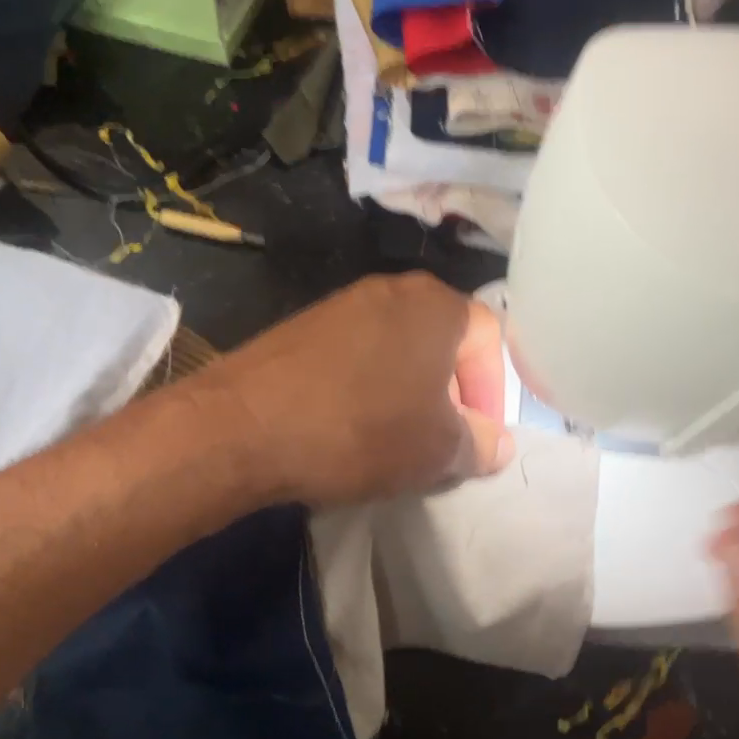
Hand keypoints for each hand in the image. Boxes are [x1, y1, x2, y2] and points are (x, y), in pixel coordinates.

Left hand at [185, 273, 512, 509]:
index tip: (477, 438)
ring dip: (410, 393)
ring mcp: (342, 303)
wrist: (242, 426)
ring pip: (400, 349)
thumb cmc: (362, 430)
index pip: (491, 339)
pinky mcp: (304, 326)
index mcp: (436, 303)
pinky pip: (358, 355)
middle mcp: (393, 289)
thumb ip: (481, 444)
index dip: (494, 392)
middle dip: (452, 394)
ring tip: (396, 440)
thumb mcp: (438, 450)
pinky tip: (351, 427)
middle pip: (444, 341)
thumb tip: (496, 444)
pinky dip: (369, 388)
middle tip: (442, 442)